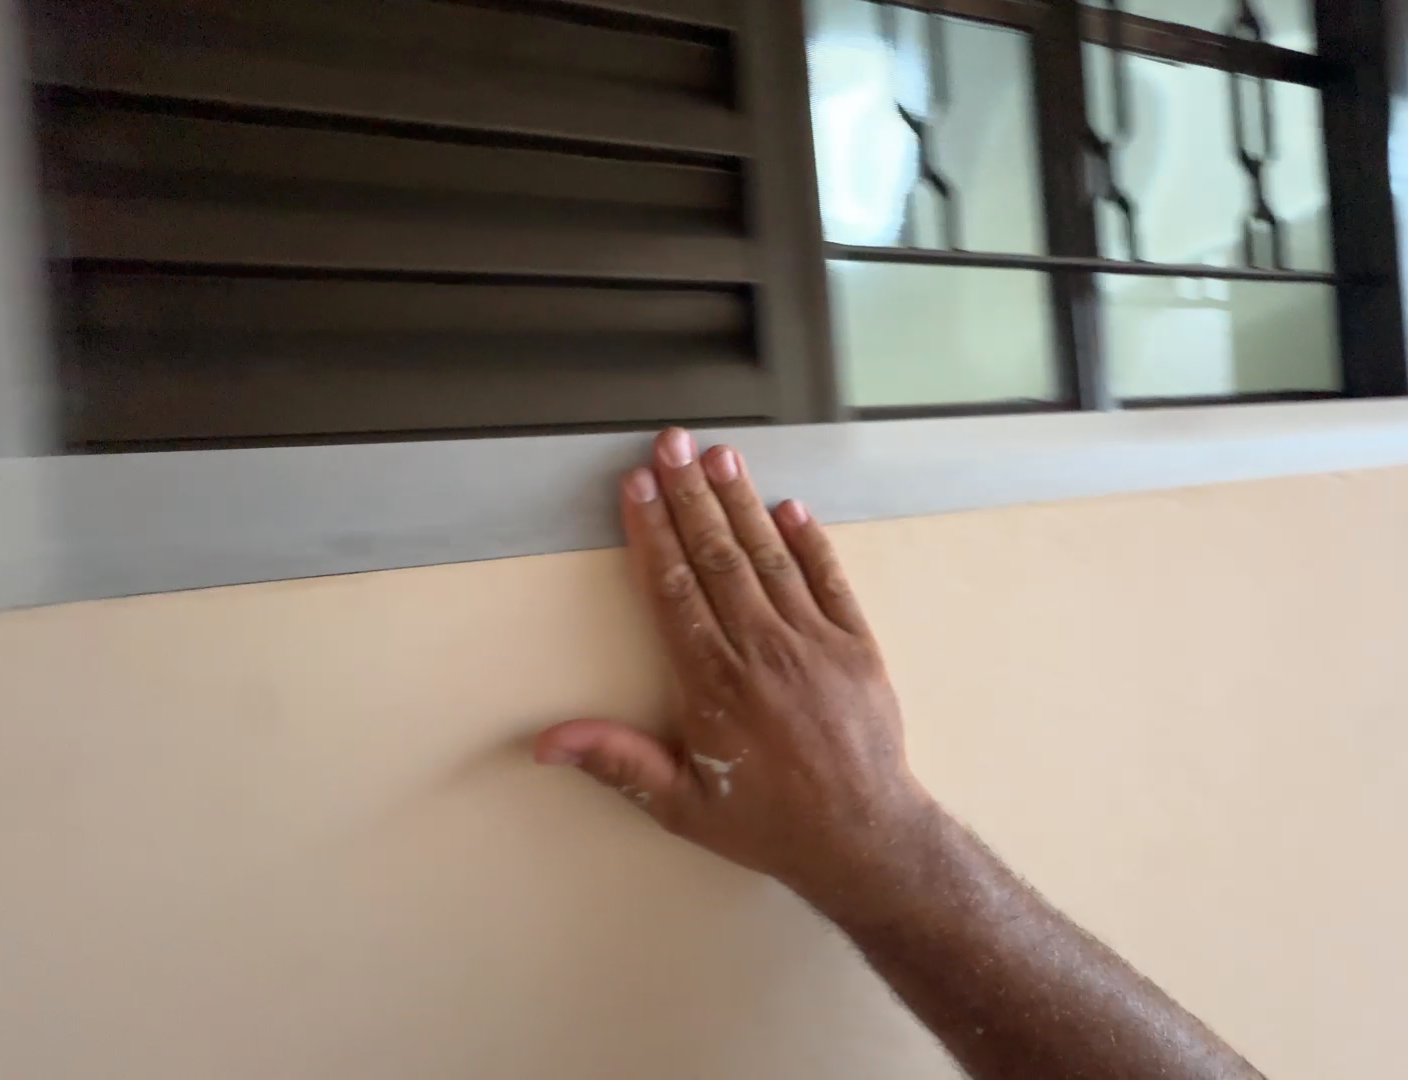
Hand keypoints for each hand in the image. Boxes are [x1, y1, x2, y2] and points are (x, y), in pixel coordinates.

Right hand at [535, 428, 936, 908]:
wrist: (864, 836)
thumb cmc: (769, 821)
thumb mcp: (683, 805)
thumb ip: (617, 762)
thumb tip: (543, 741)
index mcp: (714, 682)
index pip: (673, 589)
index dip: (652, 533)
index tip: (638, 486)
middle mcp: (763, 648)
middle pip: (718, 558)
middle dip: (690, 497)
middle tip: (671, 444)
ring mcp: (815, 640)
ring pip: (770, 557)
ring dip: (743, 503)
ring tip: (721, 456)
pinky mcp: (857, 643)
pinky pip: (831, 579)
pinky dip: (810, 541)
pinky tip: (791, 506)